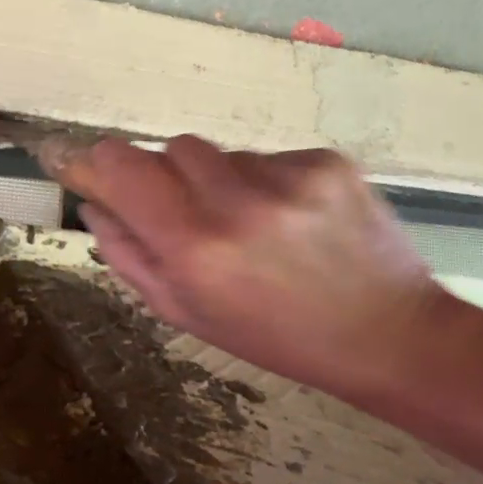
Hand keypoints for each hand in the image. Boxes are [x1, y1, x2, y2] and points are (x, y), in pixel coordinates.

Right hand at [39, 135, 446, 395]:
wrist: (390, 335)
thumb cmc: (270, 333)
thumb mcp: (180, 310)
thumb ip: (125, 252)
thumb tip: (93, 202)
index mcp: (192, 246)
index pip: (121, 164)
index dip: (101, 161)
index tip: (96, 168)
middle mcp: (236, 203)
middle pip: (170, 148)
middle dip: (166, 174)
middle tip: (187, 211)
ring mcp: (287, 179)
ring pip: (219, 154)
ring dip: (217, 179)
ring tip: (249, 223)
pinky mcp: (327, 164)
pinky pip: (266, 156)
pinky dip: (263, 181)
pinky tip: (288, 219)